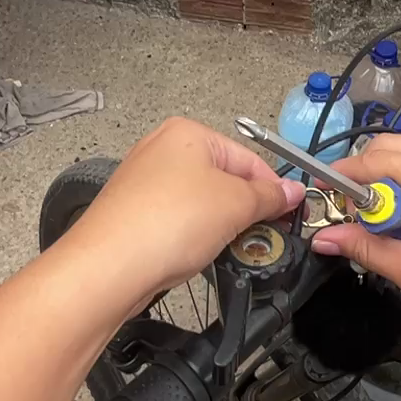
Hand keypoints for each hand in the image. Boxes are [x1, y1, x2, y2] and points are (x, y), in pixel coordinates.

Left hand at [53, 118, 301, 300]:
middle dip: (247, 209)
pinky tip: (198, 253)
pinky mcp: (134, 213)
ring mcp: (144, 182)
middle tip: (264, 236)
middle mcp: (162, 149)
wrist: (108, 268)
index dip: (274, 189)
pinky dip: (195, 235)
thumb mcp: (236, 205)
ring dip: (222, 225)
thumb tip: (292, 191)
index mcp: (188, 133)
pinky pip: (179, 219)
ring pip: (203, 201)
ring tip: (229, 247)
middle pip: (225, 178)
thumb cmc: (168, 223)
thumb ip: (269, 196)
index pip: (249, 159)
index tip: (292, 214)